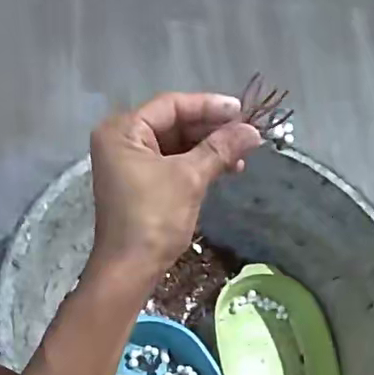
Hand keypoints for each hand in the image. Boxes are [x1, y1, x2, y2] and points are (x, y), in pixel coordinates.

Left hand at [87, 93, 263, 279]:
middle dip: (211, 130)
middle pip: (173, 124)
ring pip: (175, 146)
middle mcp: (121, 142)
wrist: (130, 269)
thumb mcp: (189, 178)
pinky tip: (224, 170)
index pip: (171, 106)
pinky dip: (196, 165)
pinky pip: (170, 165)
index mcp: (122, 131)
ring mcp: (128, 165)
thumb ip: (220, 149)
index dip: (209, 106)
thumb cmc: (154, 219)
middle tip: (246, 134)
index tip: (242, 112)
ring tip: (241, 156)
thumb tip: (252, 132)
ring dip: (207, 149)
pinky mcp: (138, 186)